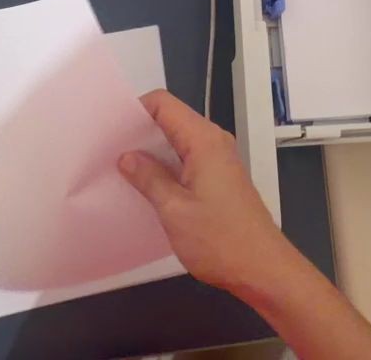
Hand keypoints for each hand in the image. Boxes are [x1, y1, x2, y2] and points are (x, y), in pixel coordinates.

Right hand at [115, 89, 307, 296]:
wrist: (261, 267)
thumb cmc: (218, 238)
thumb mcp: (174, 209)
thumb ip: (149, 178)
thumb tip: (126, 156)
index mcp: (203, 139)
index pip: (164, 103)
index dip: (136, 109)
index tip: (111, 130)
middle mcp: (213, 140)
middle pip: (171, 118)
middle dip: (140, 130)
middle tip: (109, 150)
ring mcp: (219, 157)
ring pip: (178, 139)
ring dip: (152, 150)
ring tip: (122, 168)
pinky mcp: (220, 175)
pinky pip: (188, 157)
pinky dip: (166, 164)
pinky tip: (147, 185)